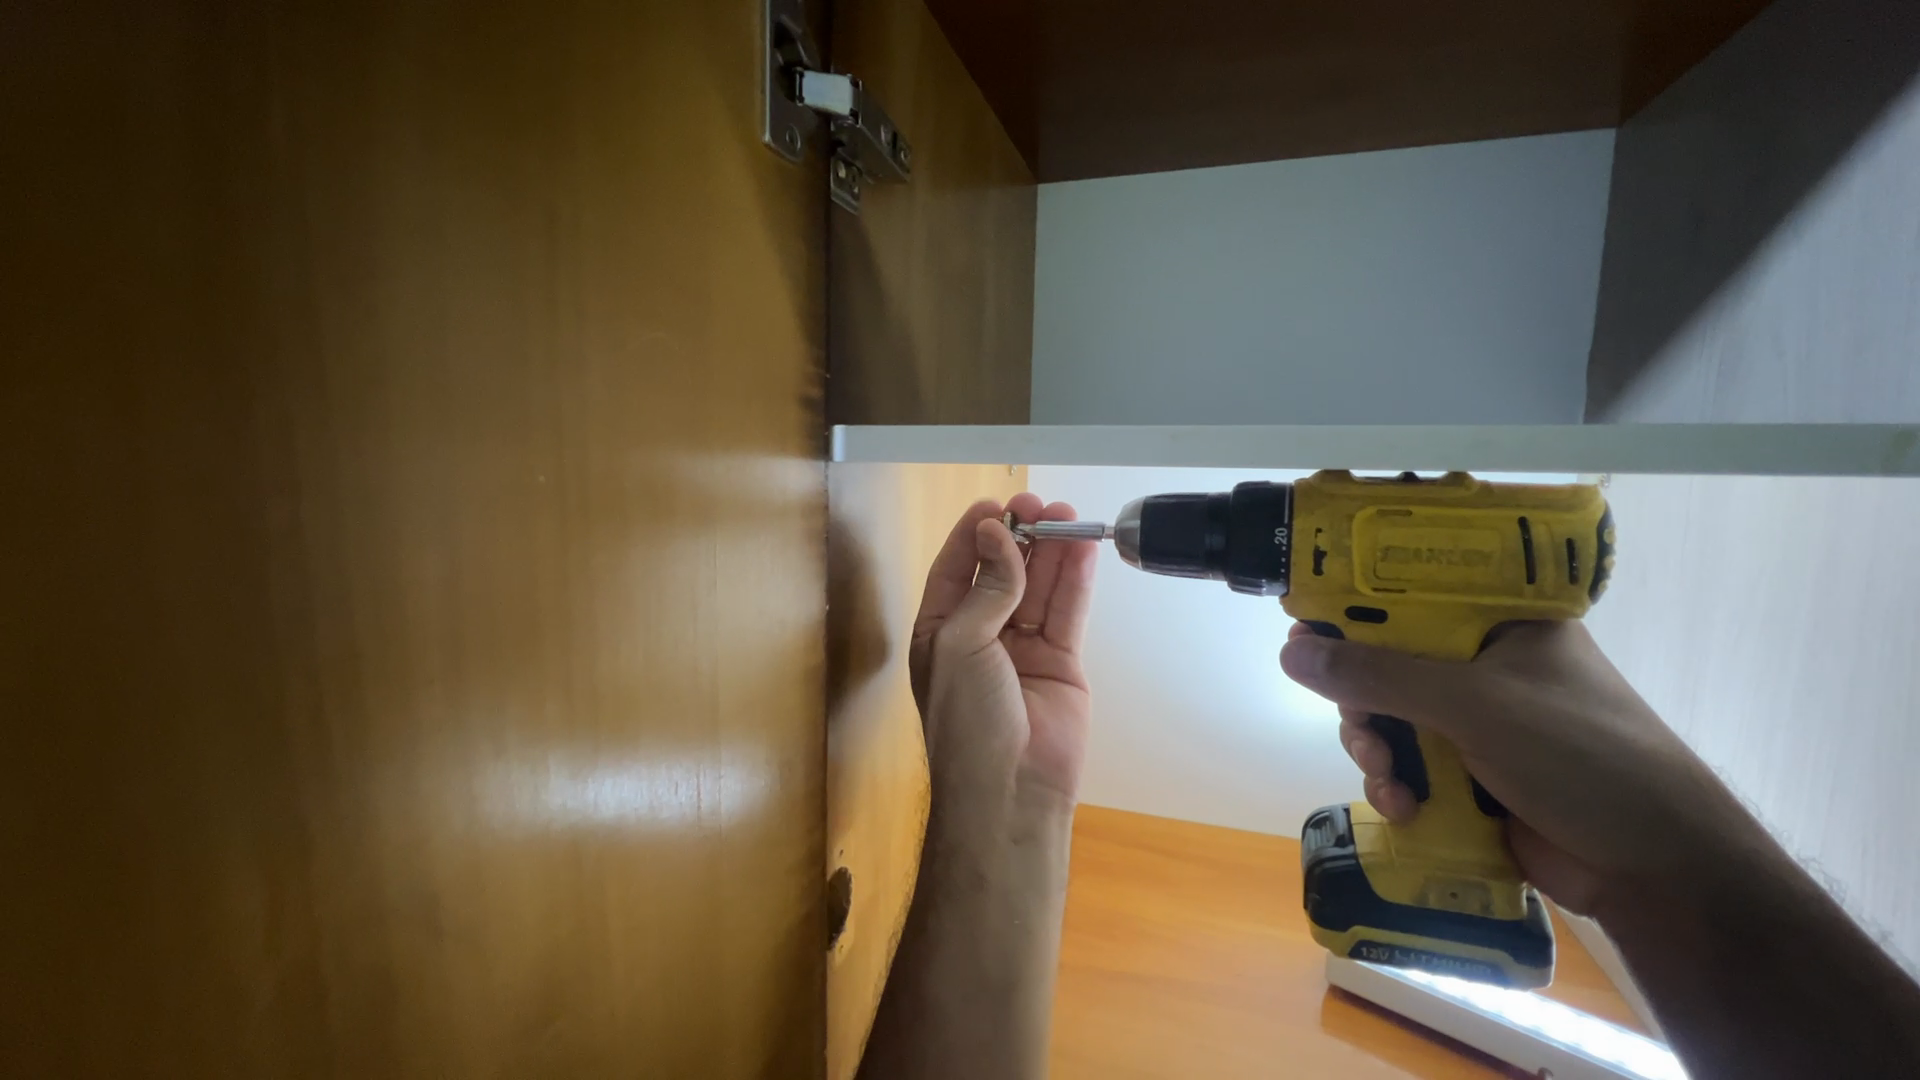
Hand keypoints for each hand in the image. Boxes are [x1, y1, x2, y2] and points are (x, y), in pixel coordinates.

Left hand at [910, 495, 1098, 819]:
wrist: (1010, 789)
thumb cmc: (967, 717)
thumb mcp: (962, 645)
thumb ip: (986, 588)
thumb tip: (997, 534)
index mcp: (939, 631)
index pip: (954, 571)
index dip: (973, 537)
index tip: (995, 505)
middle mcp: (978, 635)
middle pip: (1000, 574)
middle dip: (1018, 538)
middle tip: (1037, 506)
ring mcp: (1021, 648)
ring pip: (1037, 589)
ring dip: (1050, 552)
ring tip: (1066, 515)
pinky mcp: (1060, 661)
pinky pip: (1065, 613)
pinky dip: (1074, 581)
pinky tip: (1083, 549)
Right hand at [1279, 621, 1740, 914]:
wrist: (1657, 873)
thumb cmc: (1579, 757)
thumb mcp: (1472, 703)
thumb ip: (1377, 676)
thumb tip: (1289, 652)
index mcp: (1503, 625)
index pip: (1413, 597)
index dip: (1357, 609)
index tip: (1308, 627)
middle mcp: (1486, 666)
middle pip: (1389, 661)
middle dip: (1361, 696)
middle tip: (1351, 716)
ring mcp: (1478, 722)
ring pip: (1390, 716)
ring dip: (1374, 747)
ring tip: (1385, 776)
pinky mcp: (1470, 772)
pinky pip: (1407, 762)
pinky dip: (1396, 783)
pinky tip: (1402, 807)